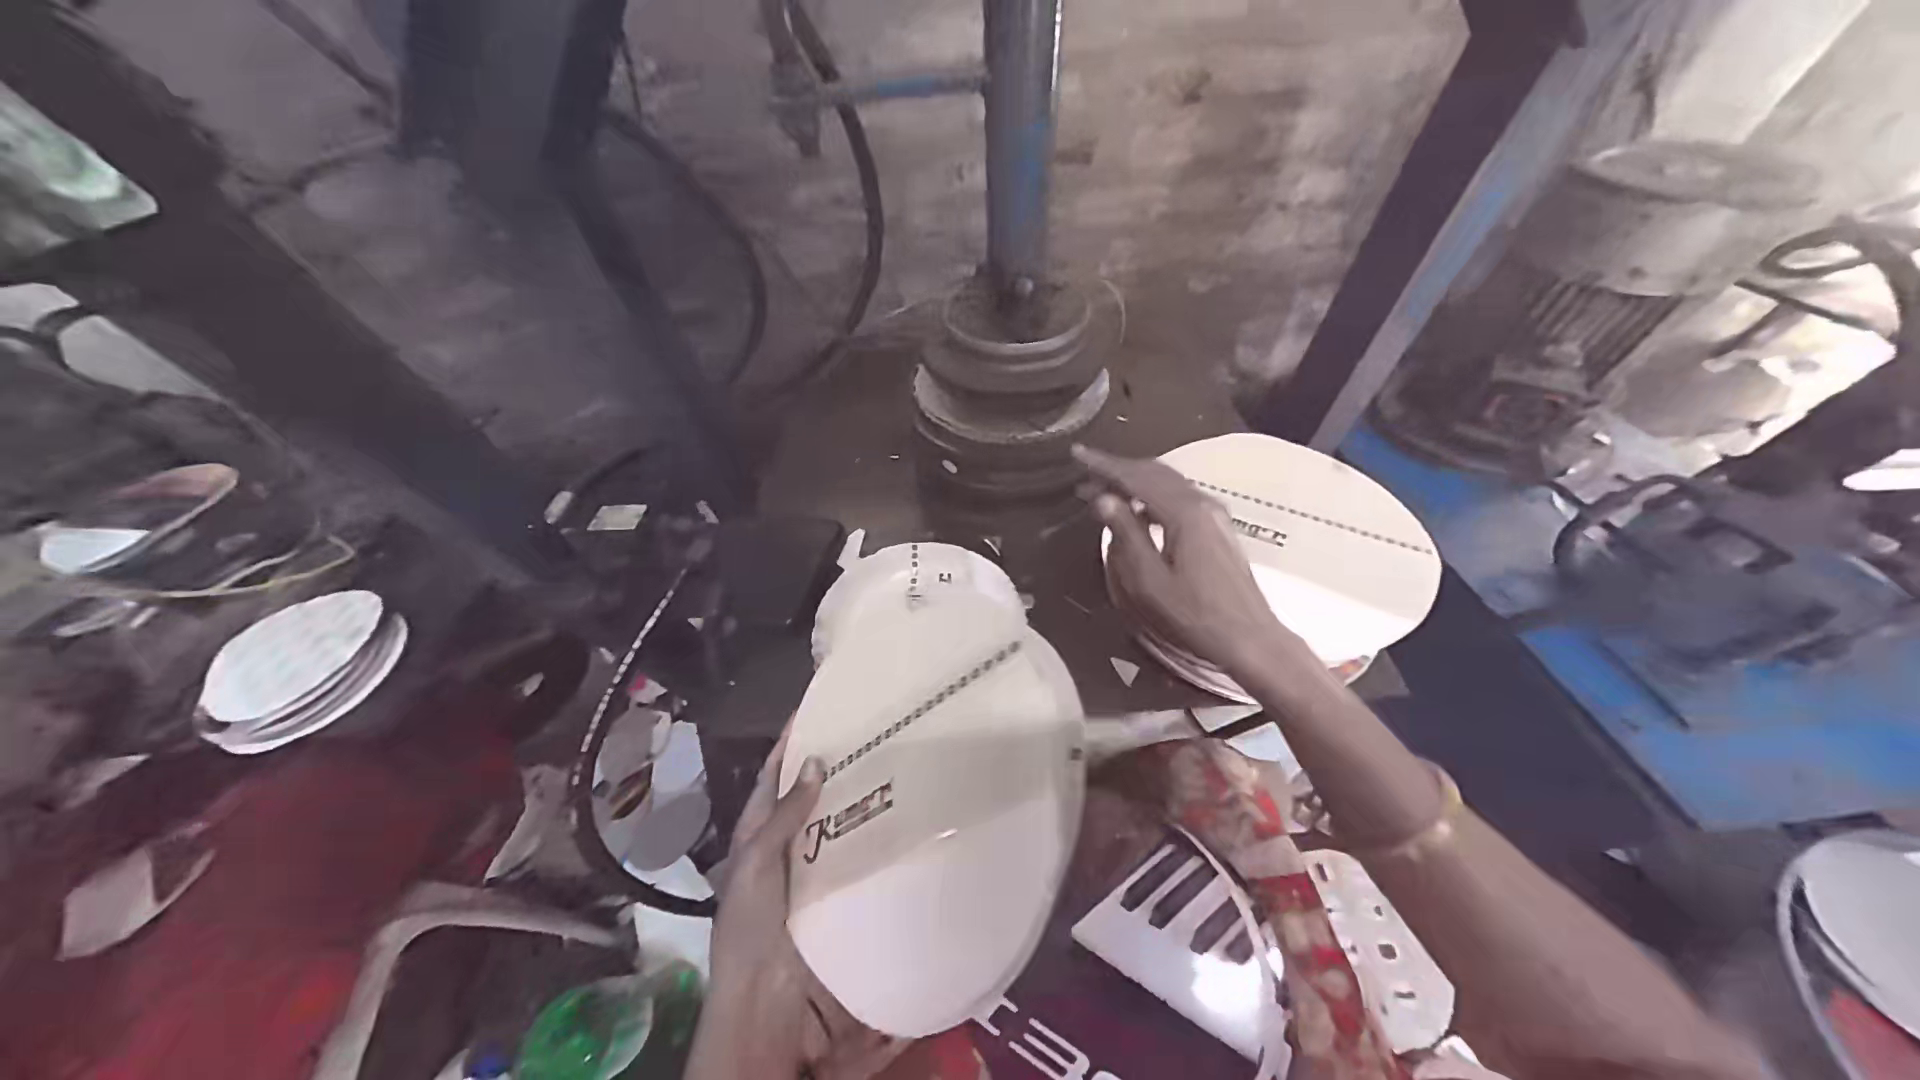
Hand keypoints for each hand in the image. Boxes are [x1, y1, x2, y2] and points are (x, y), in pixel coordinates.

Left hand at [689, 728, 905, 1079]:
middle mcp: (789, 842)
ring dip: (861, 794)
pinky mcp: (842, 889)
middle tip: (872, 730)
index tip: (817, 707)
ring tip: (894, 760)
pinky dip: (875, 830)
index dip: (791, 741)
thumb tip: (814, 762)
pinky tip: (901, 814)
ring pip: (841, 818)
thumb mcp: (755, 864)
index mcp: (758, 832)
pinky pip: (860, 851)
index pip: (773, 775)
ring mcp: (817, 866)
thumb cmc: (749, 927)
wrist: (766, 1005)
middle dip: (836, 763)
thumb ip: (783, 816)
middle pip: (813, 793)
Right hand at [1075, 445, 1305, 676]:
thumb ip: (1125, 536)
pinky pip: (1178, 496)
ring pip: (1168, 483)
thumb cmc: (1194, 615)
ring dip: (1134, 482)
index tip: (1077, 454)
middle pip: (1154, 473)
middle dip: (1117, 470)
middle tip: (1084, 475)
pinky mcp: (1217, 527)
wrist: (1249, 639)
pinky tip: (1137, 509)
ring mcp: (1214, 514)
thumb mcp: (1149, 581)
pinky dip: (1151, 494)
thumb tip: (1104, 499)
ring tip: (1103, 491)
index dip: (1104, 465)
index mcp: (1185, 513)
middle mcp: (1203, 504)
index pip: (1137, 477)